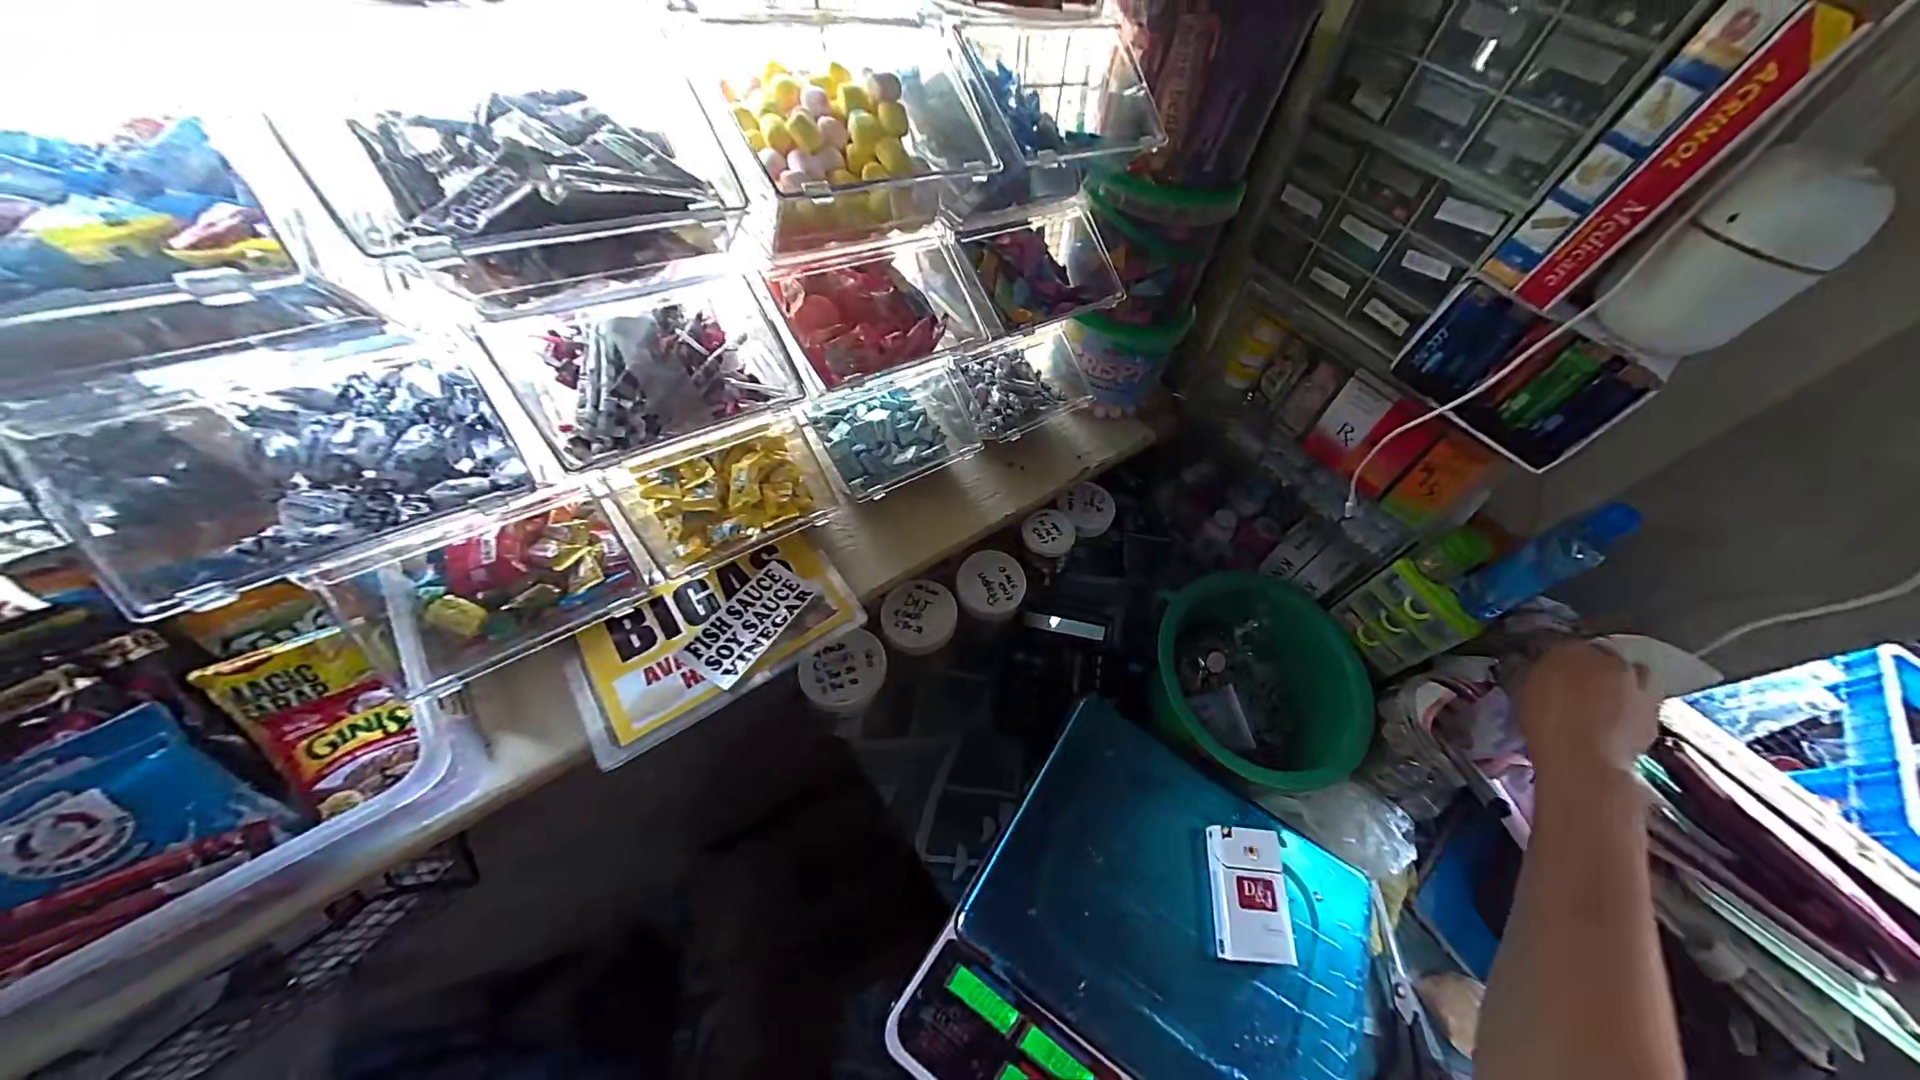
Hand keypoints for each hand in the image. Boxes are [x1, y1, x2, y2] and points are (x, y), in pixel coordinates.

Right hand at [1514, 640, 1658, 787]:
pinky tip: (1616, 713)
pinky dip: (1632, 698)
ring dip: (1615, 676)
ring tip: (1600, 694)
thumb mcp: (1518, 690)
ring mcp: (1638, 682)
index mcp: (1570, 649)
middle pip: (1595, 652)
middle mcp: (1608, 659)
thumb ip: (1522, 669)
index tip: (1535, 664)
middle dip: (1583, 662)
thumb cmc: (1544, 722)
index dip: (1543, 652)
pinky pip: (1643, 694)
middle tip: (1567, 680)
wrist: (1585, 761)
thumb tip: (1521, 661)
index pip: (1554, 641)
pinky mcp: (1656, 707)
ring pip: (1627, 670)